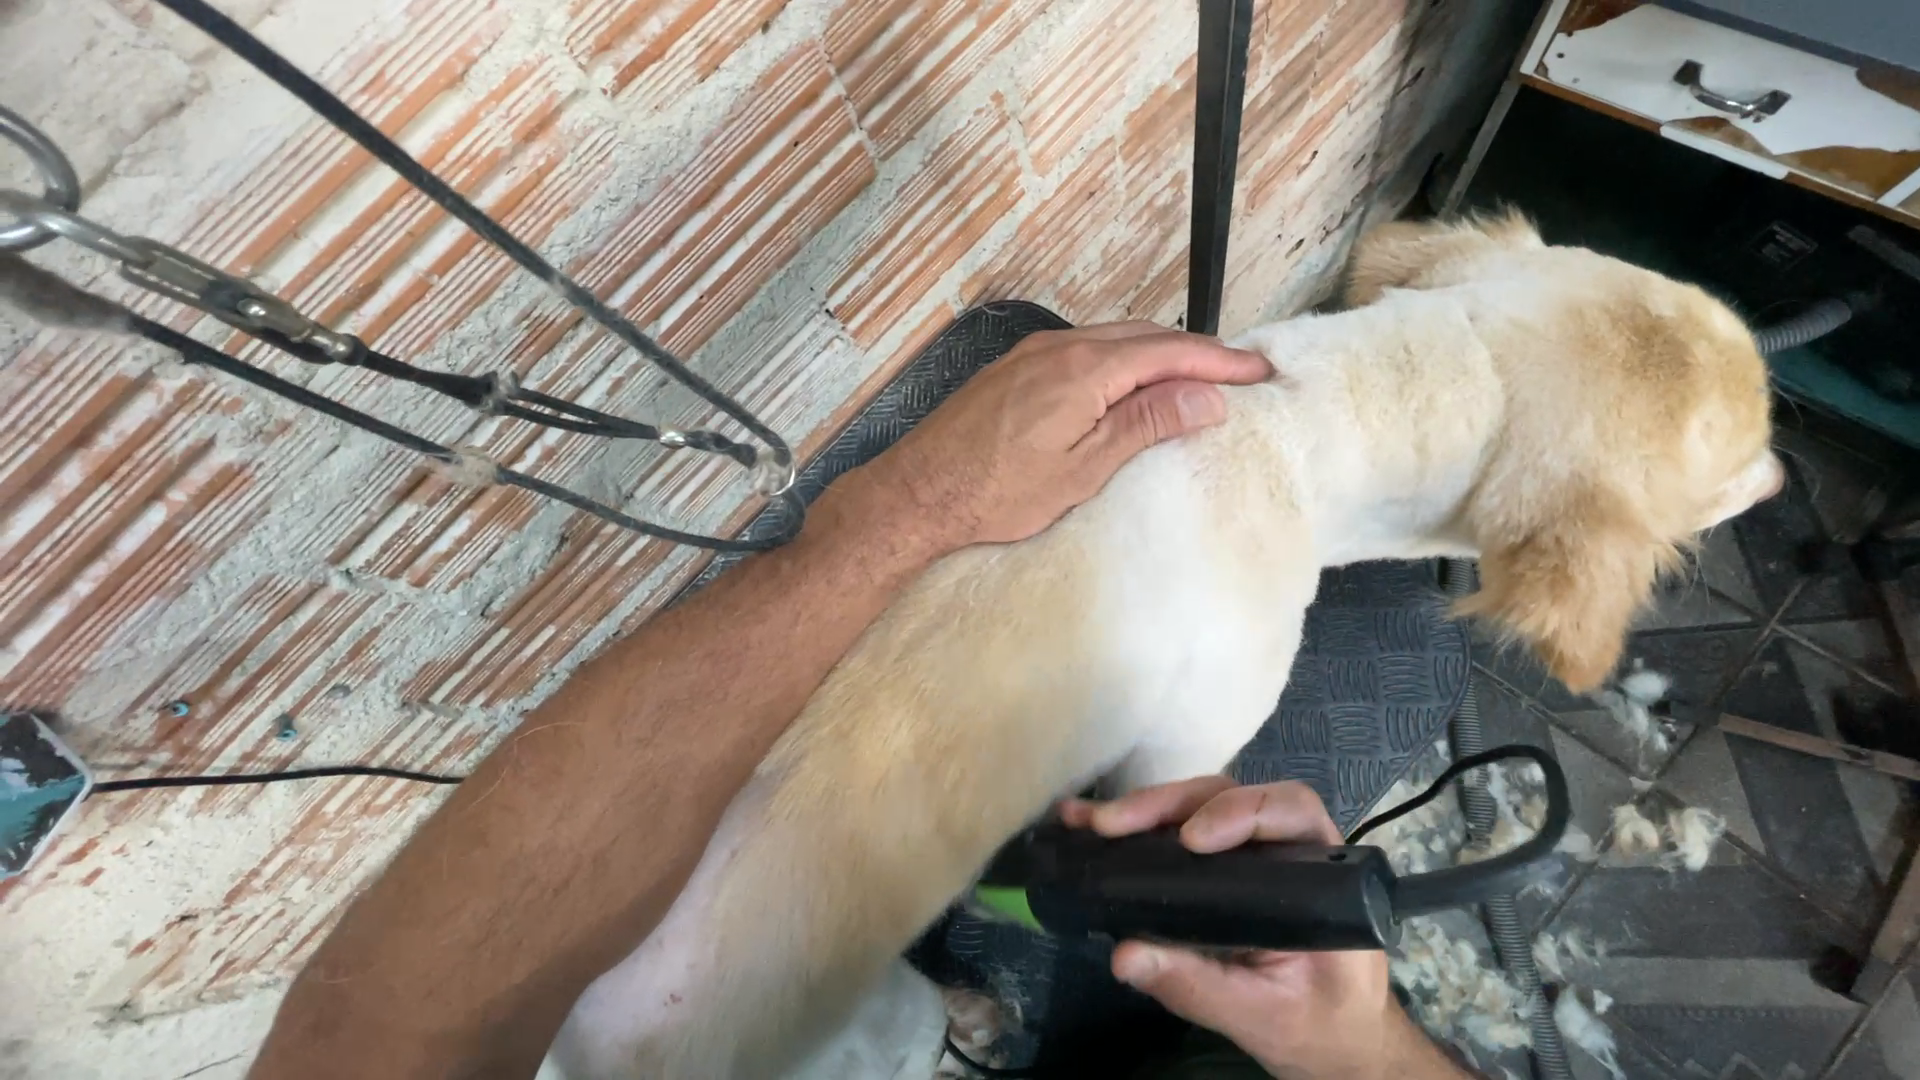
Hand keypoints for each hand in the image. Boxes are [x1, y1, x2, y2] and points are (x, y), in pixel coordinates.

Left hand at [838, 322, 1270, 553]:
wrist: (918, 493)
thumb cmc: (997, 493)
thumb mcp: (1082, 468)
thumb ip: (1144, 424)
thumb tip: (1206, 396)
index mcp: (1083, 370)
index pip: (1169, 351)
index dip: (1220, 361)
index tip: (1261, 370)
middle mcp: (1059, 347)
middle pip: (1143, 337)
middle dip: (1194, 353)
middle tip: (1236, 375)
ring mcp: (1031, 354)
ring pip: (1111, 340)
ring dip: (1156, 355)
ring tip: (1193, 379)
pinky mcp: (1013, 369)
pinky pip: (1082, 351)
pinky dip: (1119, 361)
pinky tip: (1128, 384)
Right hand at [1060, 778, 1468, 1079]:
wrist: (1335, 1039)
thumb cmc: (1319, 1025)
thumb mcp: (1263, 1015)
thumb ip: (1199, 986)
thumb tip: (1124, 957)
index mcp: (1320, 873)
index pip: (1289, 810)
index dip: (1239, 811)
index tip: (1192, 841)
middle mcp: (1283, 842)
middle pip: (1226, 794)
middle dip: (1165, 804)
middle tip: (1110, 824)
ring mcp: (1246, 845)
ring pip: (1196, 801)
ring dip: (1143, 808)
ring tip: (1089, 821)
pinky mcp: (1218, 857)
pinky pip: (1178, 825)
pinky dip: (1137, 824)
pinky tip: (1093, 826)